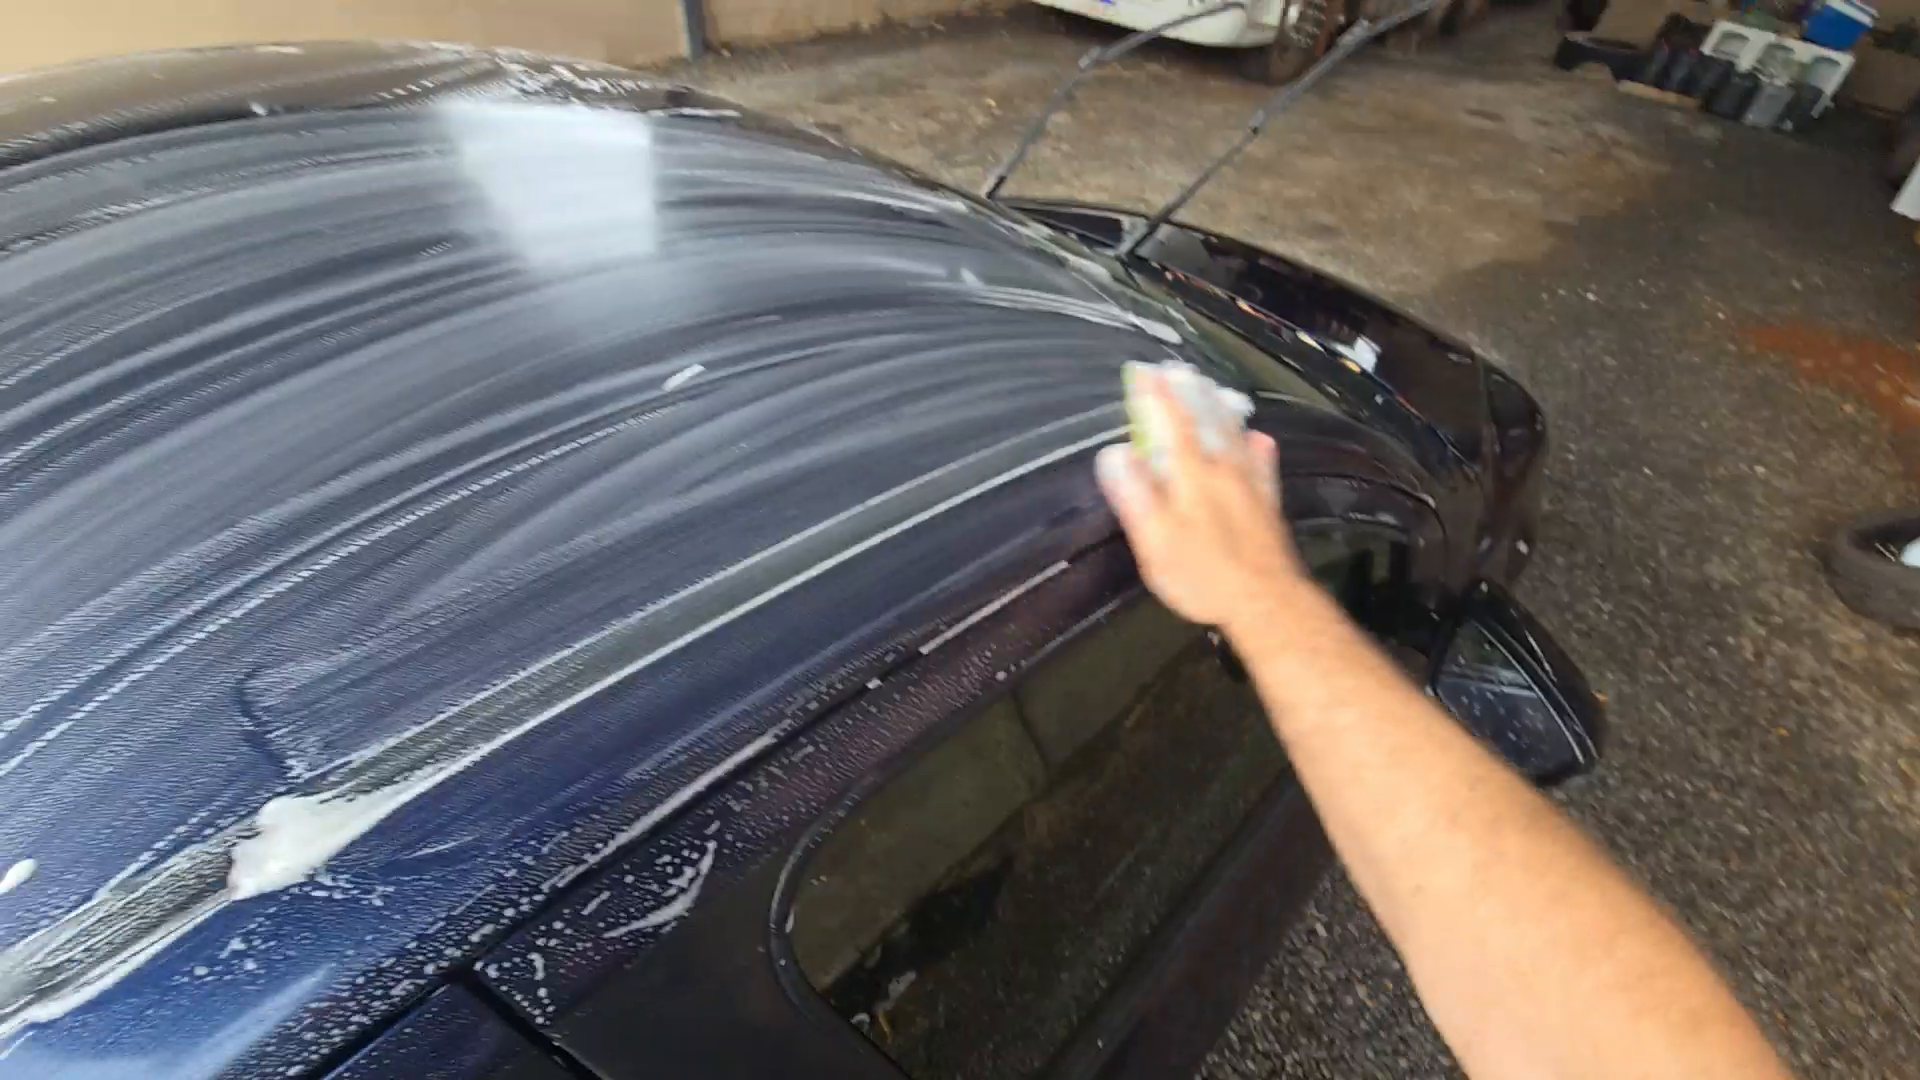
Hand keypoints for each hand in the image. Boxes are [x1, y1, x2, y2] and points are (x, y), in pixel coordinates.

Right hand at [1094, 369, 1306, 630]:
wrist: (1265, 602)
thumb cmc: (1202, 574)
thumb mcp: (1155, 540)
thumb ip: (1136, 495)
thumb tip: (1114, 454)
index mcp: (1190, 477)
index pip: (1170, 427)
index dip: (1155, 399)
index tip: (1142, 373)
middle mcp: (1221, 473)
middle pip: (1205, 424)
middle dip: (1188, 395)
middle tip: (1178, 371)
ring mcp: (1248, 488)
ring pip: (1233, 437)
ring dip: (1219, 411)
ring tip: (1212, 390)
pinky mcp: (1266, 507)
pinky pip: (1262, 467)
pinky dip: (1257, 448)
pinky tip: (1259, 439)